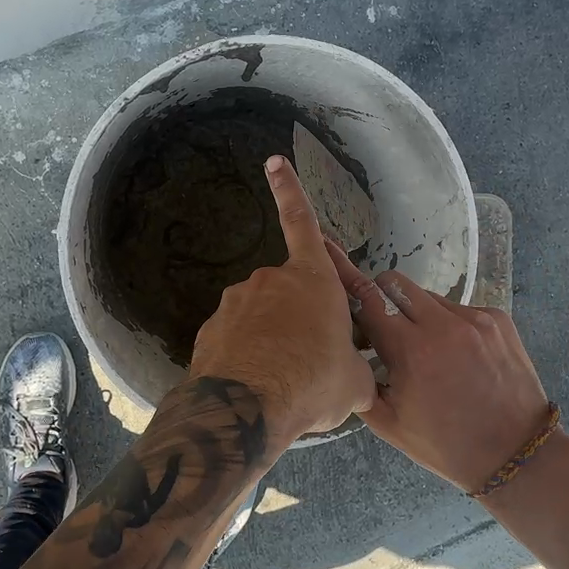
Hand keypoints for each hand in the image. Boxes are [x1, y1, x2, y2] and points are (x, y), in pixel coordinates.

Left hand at [189, 156, 377, 440]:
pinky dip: (247, 355)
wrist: (248, 407)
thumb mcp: (355, 381)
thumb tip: (358, 379)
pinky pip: (236, 338)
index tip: (272, 161)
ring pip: (261, 317)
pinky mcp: (210, 330)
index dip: (289, 190)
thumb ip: (356, 368)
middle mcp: (270, 281)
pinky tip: (256, 386)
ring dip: (273, 340)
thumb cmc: (314, 381)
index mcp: (312, 279)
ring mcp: (235, 303)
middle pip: (289, 291)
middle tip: (312, 359)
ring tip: (285, 381)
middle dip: (300, 318)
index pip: (302, 222)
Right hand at [326, 245, 551, 491]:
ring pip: (426, 295)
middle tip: (383, 326)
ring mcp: (475, 318)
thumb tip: (342, 346)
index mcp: (411, 350)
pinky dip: (448, 324)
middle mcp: (443, 325)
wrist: (517, 456)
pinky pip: (458, 308)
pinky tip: (456, 355)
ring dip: (415, 313)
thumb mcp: (387, 422)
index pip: (367, 299)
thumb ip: (358, 379)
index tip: (337, 284)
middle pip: (393, 282)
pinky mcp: (498, 319)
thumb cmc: (444, 445)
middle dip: (380, 297)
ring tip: (425, 348)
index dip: (348, 291)